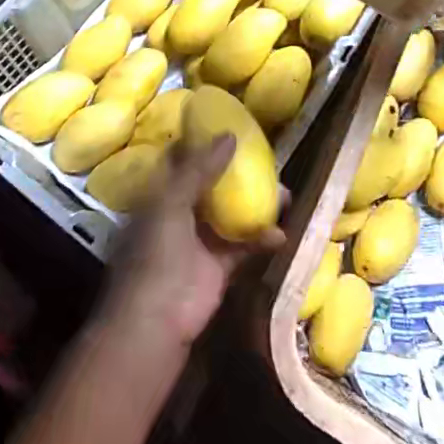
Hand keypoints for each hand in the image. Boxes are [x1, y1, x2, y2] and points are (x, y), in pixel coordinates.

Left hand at [96, 134, 285, 346]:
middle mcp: (177, 212)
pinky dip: (262, 240)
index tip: (227, 126)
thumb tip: (228, 136)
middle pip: (210, 186)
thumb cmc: (157, 251)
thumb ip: (199, 169)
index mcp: (158, 193)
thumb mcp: (172, 202)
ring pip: (230, 215)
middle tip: (267, 162)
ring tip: (286, 195)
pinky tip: (282, 235)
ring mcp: (198, 241)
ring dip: (256, 207)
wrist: (157, 316)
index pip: (179, 160)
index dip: (199, 143)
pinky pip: (244, 247)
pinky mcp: (218, 268)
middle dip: (237, 175)